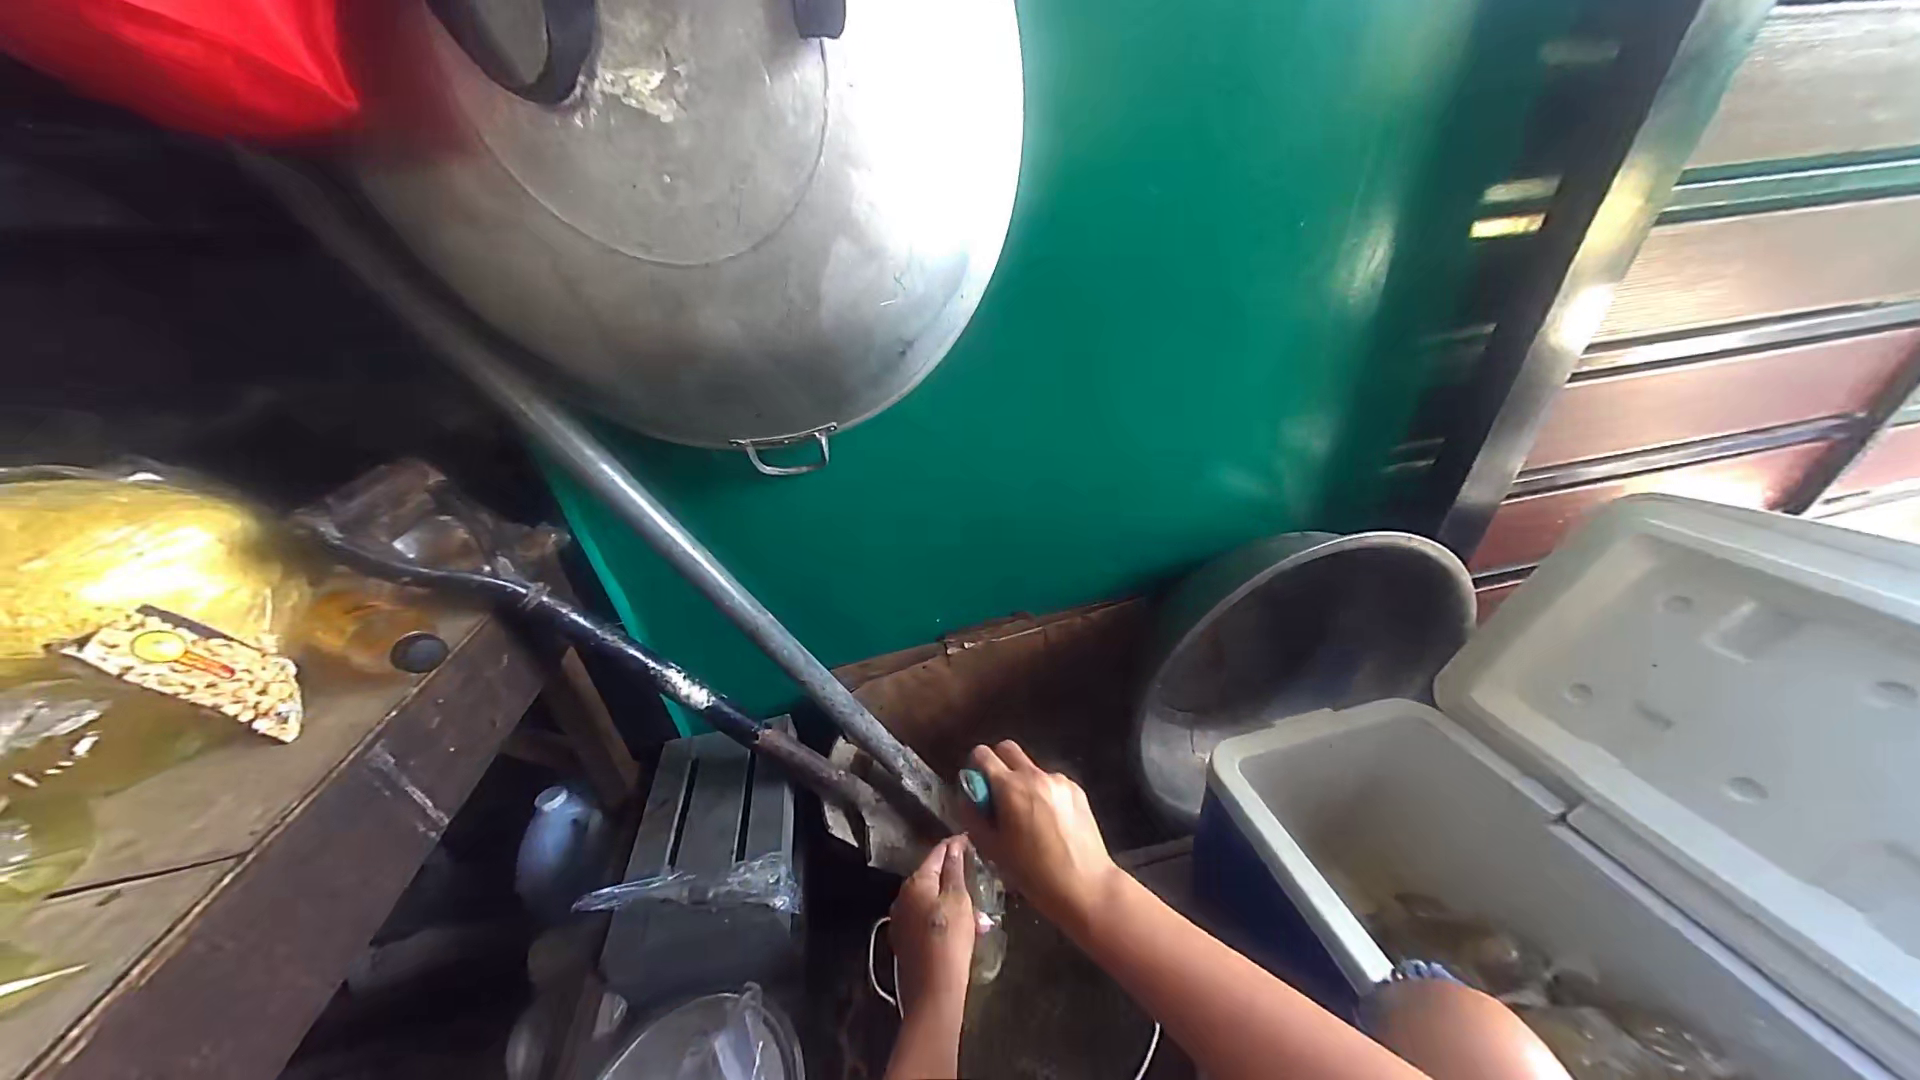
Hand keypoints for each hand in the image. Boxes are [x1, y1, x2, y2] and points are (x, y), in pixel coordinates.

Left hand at [889, 835, 976, 1014]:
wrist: (933, 991)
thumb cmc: (949, 937)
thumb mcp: (958, 898)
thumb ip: (954, 869)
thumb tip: (954, 845)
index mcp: (915, 881)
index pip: (937, 853)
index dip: (954, 844)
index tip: (969, 839)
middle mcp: (902, 895)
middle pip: (931, 877)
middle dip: (954, 877)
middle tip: (975, 879)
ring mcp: (901, 919)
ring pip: (930, 900)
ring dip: (951, 901)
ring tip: (975, 914)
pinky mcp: (904, 940)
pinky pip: (925, 918)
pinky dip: (942, 918)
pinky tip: (960, 930)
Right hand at [958, 741, 1120, 933]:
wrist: (1086, 887)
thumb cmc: (1034, 874)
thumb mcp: (992, 849)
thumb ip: (972, 815)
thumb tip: (966, 794)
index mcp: (1011, 788)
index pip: (982, 754)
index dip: (975, 768)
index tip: (978, 788)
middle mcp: (1035, 776)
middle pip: (1007, 749)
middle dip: (998, 765)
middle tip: (999, 796)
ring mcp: (1059, 781)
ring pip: (1031, 768)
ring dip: (1023, 782)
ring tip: (1029, 818)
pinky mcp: (1077, 789)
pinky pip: (1051, 782)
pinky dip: (1043, 793)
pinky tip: (1050, 823)